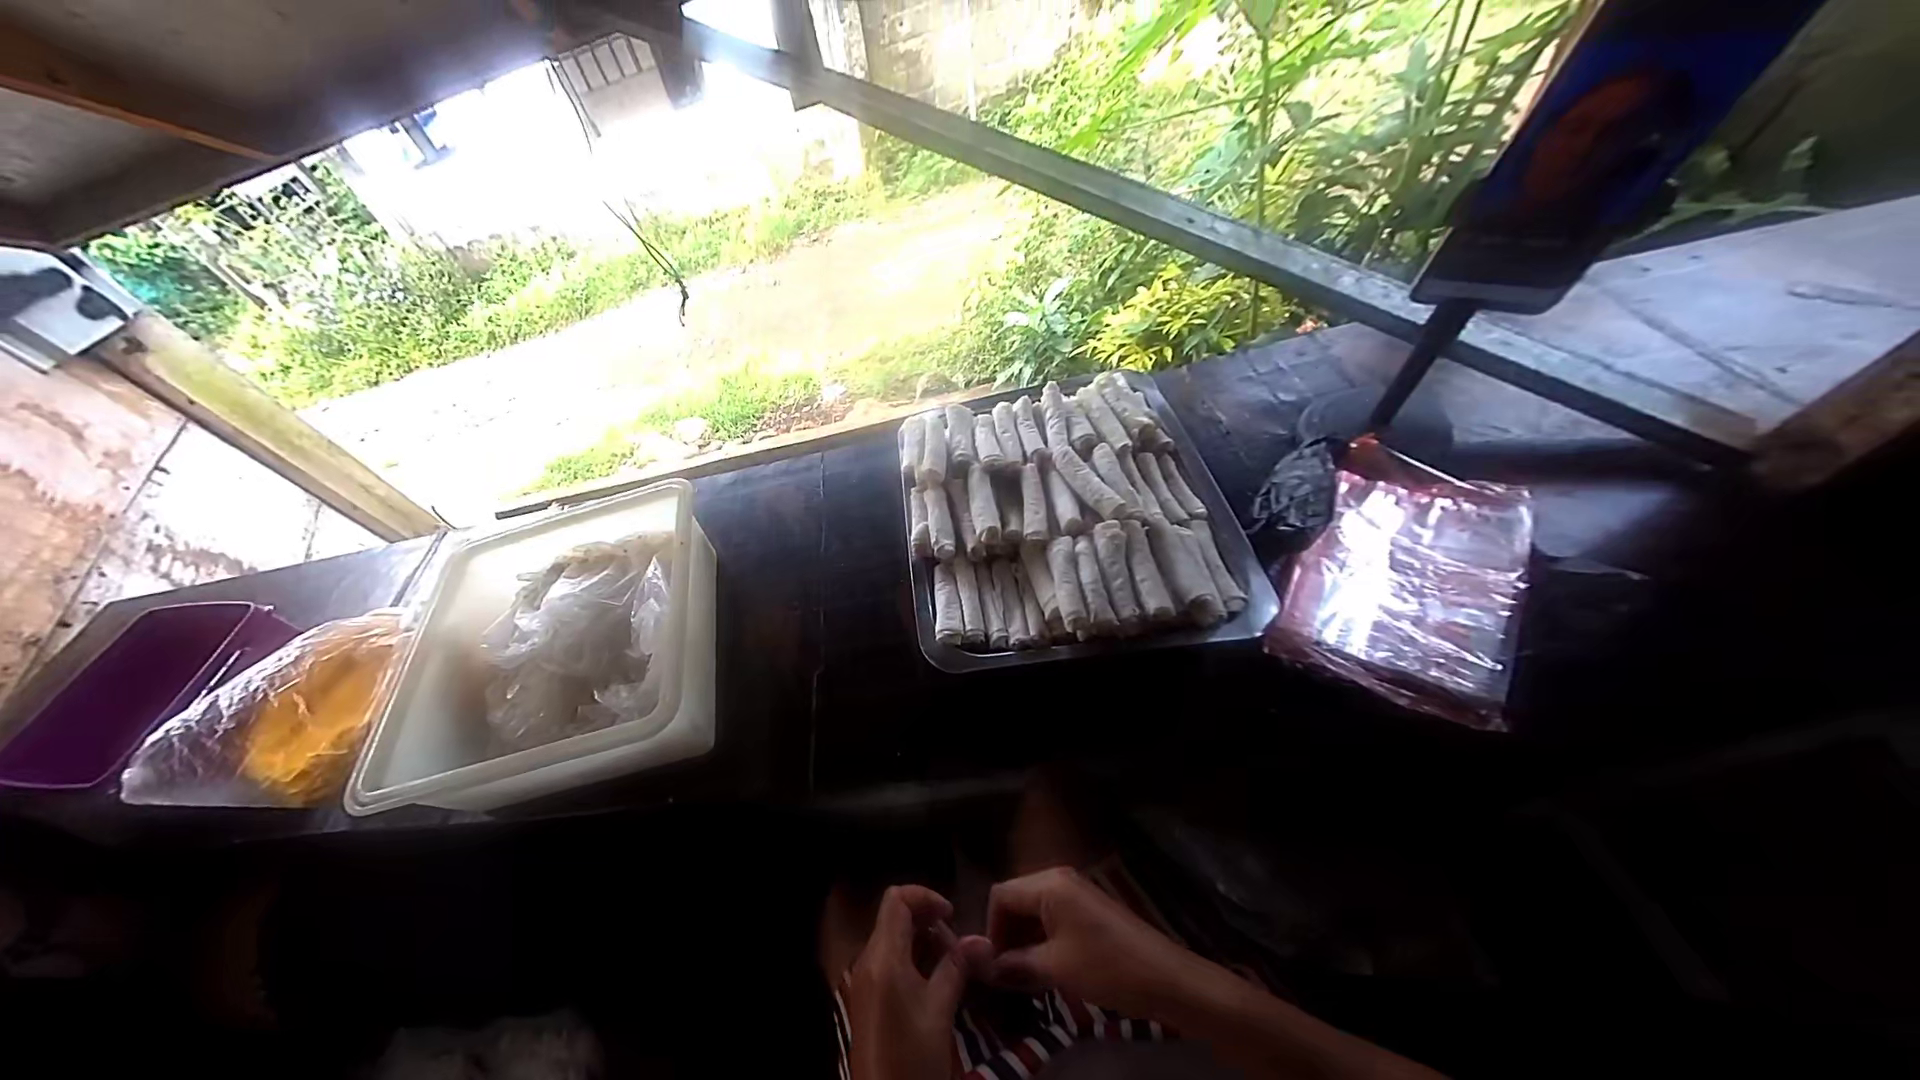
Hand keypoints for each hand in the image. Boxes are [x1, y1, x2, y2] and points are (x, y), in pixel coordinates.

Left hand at [845, 885, 969, 1079]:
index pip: (897, 898)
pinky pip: (889, 961)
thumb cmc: (911, 1057)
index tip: (952, 915)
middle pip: (895, 917)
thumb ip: (957, 967)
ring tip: (953, 965)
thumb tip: (982, 940)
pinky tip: (936, 982)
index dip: (926, 897)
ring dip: (924, 942)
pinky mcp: (868, 998)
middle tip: (958, 946)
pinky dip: (913, 959)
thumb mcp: (939, 1012)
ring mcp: (865, 980)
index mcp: (883, 957)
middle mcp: (868, 961)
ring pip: (894, 939)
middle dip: (929, 922)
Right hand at [970, 866, 1210, 1019]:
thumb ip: (1016, 964)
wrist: (1164, 976)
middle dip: (1006, 933)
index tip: (992, 964)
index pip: (1001, 895)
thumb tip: (988, 968)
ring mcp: (1076, 891)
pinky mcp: (1088, 907)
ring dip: (1023, 938)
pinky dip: (1042, 937)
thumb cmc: (1106, 967)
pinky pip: (1052, 915)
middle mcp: (1059, 878)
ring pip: (1034, 908)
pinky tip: (1045, 966)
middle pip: (1016, 898)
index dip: (990, 929)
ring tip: (1023, 975)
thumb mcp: (1055, 968)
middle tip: (1004, 972)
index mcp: (1048, 884)